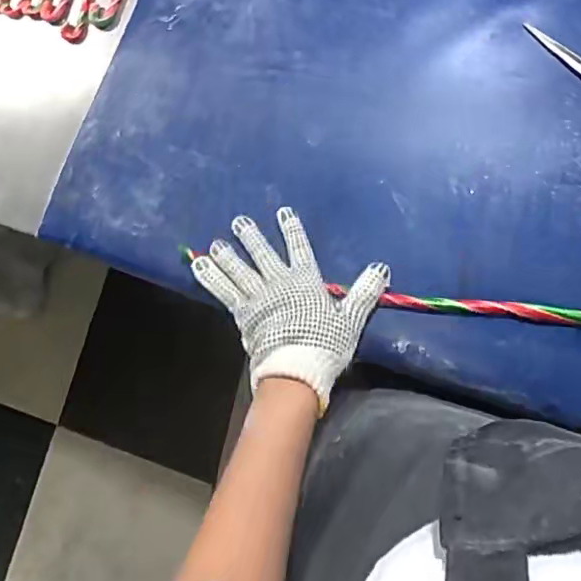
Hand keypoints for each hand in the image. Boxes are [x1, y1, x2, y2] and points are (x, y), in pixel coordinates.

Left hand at [190, 207, 387, 408]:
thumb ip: (364, 292)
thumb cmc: (325, 344)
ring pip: (239, 269)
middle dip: (251, 236)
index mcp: (305, 281)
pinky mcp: (242, 312)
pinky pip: (223, 290)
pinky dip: (210, 277)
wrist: (296, 368)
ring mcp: (258, 296)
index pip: (299, 248)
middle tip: (239, 221)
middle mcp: (279, 283)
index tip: (284, 213)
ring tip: (215, 243)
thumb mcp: (350, 318)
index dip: (292, 230)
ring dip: (227, 255)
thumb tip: (381, 268)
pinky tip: (199, 264)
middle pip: (262, 254)